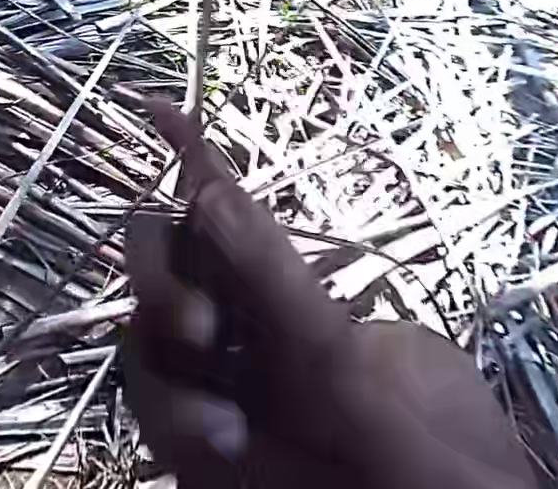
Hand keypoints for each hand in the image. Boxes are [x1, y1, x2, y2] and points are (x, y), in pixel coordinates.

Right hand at [124, 101, 534, 488]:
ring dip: (167, 365)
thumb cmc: (415, 452)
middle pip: (159, 257)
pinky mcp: (186, 428)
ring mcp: (206, 371)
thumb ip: (272, 274)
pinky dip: (170, 416)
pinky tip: (224, 443)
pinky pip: (149, 403)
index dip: (187, 148)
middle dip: (160, 278)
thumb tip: (210, 189)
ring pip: (143, 329)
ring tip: (228, 427)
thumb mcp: (343, 359)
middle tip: (201, 326)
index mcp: (270, 277)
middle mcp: (231, 311)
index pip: (219, 197)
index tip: (156, 104)